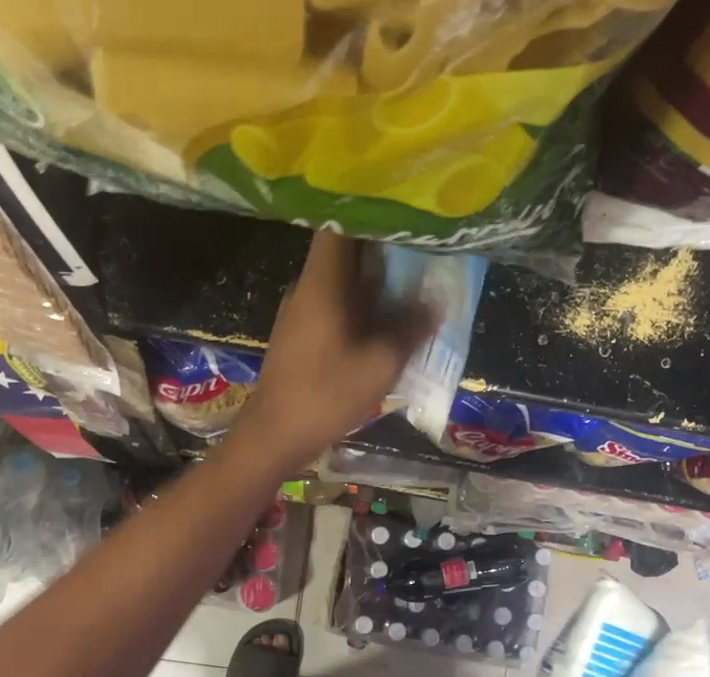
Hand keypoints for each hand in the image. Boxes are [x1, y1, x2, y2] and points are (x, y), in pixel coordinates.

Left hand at [232, 230, 436, 464]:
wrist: (273, 436)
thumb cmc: (325, 395)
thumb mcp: (379, 365)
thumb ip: (409, 330)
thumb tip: (435, 304)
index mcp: (322, 282)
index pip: (341, 224)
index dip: (371, 210)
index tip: (404, 207)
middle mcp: (307, 288)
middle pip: (345, 252)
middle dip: (383, 247)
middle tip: (424, 243)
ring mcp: (300, 313)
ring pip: (341, 282)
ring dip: (375, 280)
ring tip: (415, 278)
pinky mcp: (300, 336)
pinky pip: (335, 306)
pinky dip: (361, 306)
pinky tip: (387, 319)